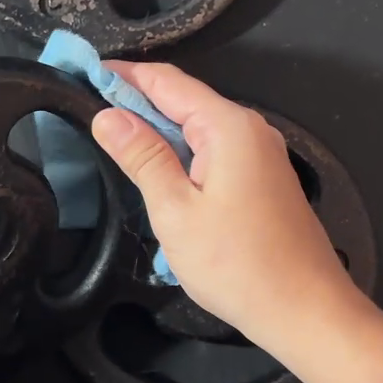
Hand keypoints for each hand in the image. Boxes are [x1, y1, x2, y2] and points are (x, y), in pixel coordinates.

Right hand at [89, 62, 364, 344]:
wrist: (304, 311)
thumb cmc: (236, 262)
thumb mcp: (174, 209)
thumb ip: (141, 157)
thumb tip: (107, 115)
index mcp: (227, 128)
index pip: (165, 81)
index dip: (121, 74)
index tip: (78, 71)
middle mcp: (247, 130)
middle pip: (180, 98)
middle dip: (131, 97)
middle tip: (81, 101)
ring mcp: (256, 154)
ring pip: (192, 124)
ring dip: (149, 123)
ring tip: (102, 129)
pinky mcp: (256, 177)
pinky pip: (205, 146)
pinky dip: (171, 145)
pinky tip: (145, 161)